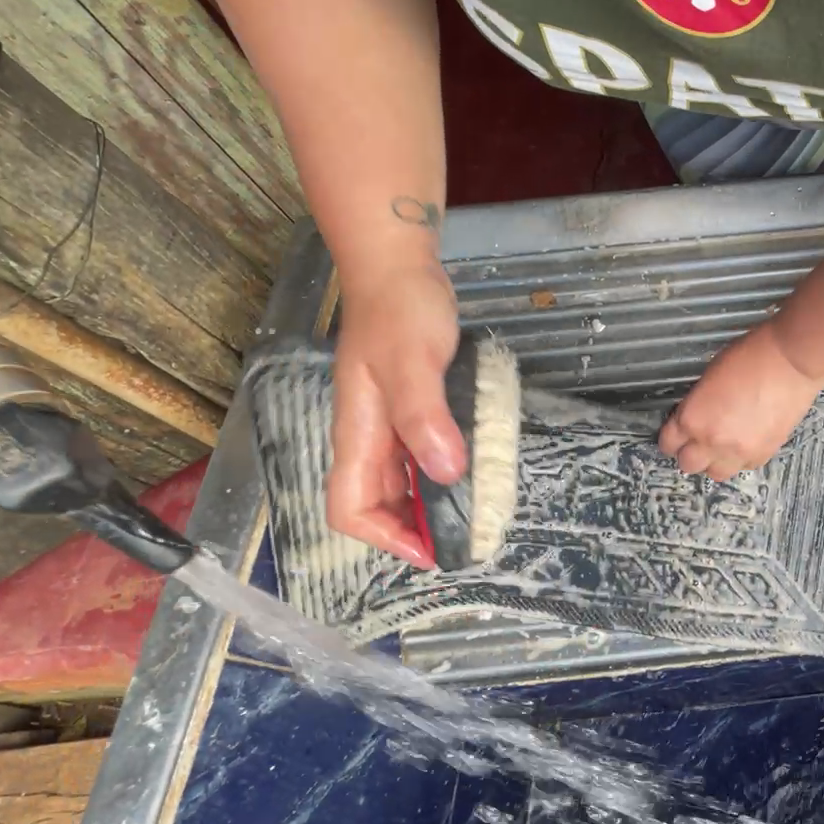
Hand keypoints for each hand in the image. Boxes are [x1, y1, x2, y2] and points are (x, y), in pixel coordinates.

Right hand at [326, 260, 461, 567]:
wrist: (399, 271)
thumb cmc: (402, 313)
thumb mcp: (414, 364)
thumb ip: (424, 417)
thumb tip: (443, 474)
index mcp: (358, 434)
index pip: (350, 508)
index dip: (385, 539)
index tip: (431, 551)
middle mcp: (368, 435)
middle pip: (375, 501)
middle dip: (411, 529)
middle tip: (465, 536)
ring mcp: (386, 419)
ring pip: (399, 479)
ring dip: (428, 502)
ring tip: (474, 510)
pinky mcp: (410, 403)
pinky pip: (418, 451)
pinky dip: (439, 469)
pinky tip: (472, 466)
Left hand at [659, 324, 823, 479]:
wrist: (792, 361)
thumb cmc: (752, 356)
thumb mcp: (710, 375)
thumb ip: (698, 403)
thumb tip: (696, 415)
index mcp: (692, 419)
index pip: (668, 444)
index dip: (672, 437)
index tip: (678, 433)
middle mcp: (712, 442)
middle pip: (688, 465)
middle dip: (691, 452)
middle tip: (699, 438)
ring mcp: (740, 452)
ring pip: (716, 473)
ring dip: (715, 461)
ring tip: (723, 444)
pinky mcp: (765, 453)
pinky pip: (744, 467)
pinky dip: (742, 458)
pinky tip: (746, 440)